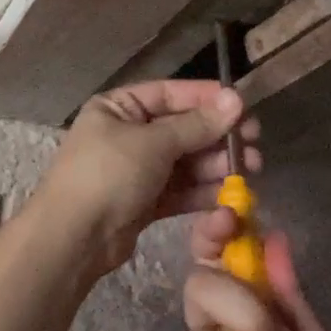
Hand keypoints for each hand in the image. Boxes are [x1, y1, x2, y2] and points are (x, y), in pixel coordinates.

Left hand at [33, 80, 259, 273]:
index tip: (243, 107)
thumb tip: (235, 99)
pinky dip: (203, 191)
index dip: (206, 99)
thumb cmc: (109, 174)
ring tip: (250, 170)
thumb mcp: (153, 143)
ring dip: (216, 165)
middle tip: (254, 145)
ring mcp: (136, 169)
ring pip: (184, 161)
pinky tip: (230, 195)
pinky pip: (179, 189)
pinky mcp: (144, 201)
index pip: (168, 93)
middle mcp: (126, 133)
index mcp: (117, 107)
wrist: (75, 236)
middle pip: (180, 129)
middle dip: (216, 137)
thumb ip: (196, 125)